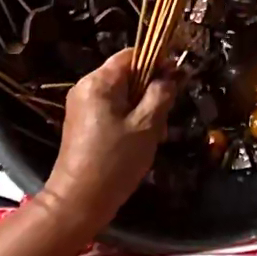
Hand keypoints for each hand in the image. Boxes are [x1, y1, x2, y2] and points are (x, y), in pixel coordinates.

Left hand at [44, 50, 174, 233]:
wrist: (78, 200)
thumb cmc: (115, 161)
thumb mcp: (146, 126)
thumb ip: (160, 95)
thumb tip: (171, 75)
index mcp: (98, 81)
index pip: (131, 55)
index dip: (156, 61)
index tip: (178, 77)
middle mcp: (85, 86)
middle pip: (126, 74)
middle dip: (149, 90)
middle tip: (166, 115)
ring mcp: (81, 104)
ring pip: (120, 93)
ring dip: (141, 107)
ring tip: (155, 133)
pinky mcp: (81, 121)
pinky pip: (110, 108)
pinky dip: (128, 117)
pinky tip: (139, 140)